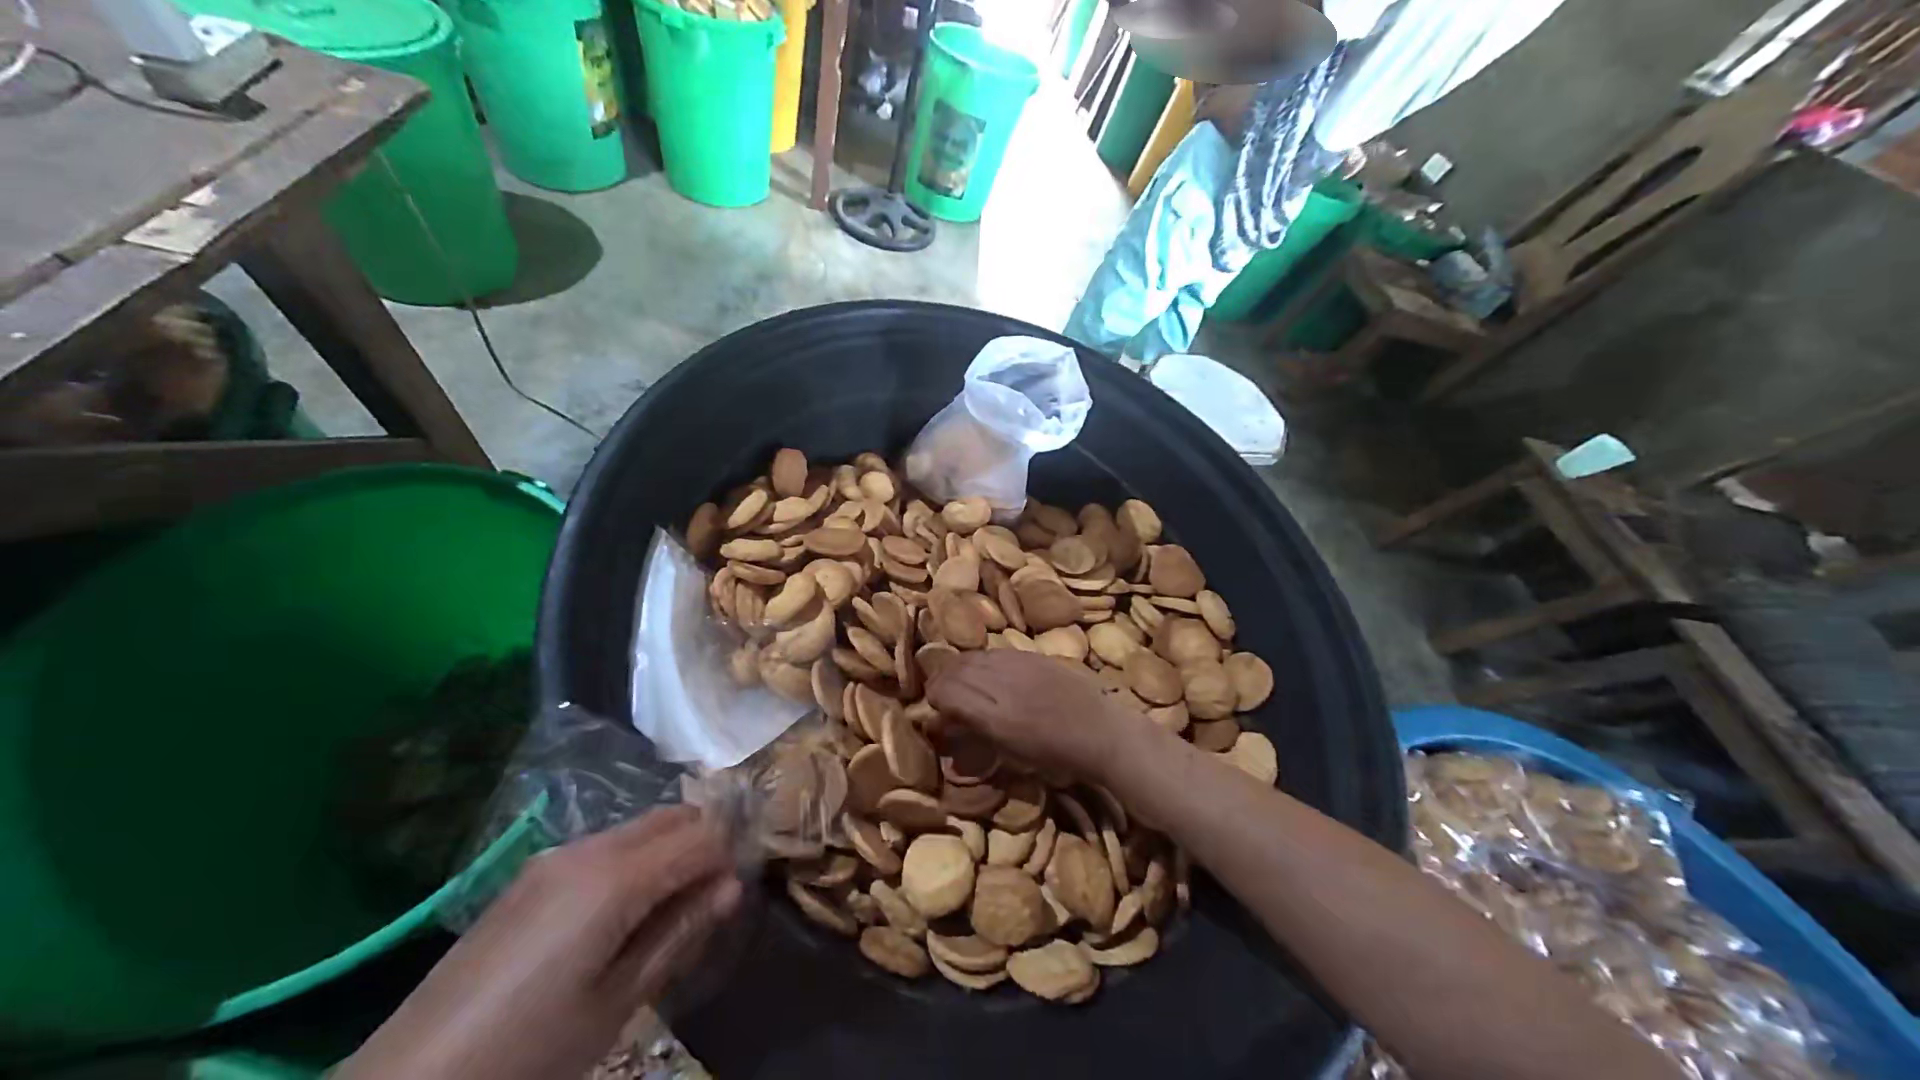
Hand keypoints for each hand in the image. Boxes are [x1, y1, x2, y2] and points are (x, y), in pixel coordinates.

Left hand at [336, 806, 742, 1079]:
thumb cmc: (529, 1051)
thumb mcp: (618, 1001)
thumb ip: (680, 932)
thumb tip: (732, 886)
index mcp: (615, 877)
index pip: (701, 834)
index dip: (730, 853)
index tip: (741, 890)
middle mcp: (588, 848)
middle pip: (672, 816)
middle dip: (704, 843)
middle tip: (711, 901)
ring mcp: (554, 857)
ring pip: (639, 829)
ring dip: (670, 852)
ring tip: (670, 914)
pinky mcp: (532, 874)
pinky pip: (605, 848)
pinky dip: (634, 863)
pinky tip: (623, 917)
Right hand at [926, 650, 1157, 783]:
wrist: (1101, 732)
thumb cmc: (1057, 756)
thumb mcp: (1010, 754)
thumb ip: (974, 733)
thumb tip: (944, 723)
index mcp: (996, 716)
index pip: (946, 691)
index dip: (934, 698)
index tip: (937, 710)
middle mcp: (1003, 685)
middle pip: (955, 669)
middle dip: (942, 681)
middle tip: (943, 696)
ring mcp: (1019, 665)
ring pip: (973, 657)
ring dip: (960, 669)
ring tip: (964, 684)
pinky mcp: (1033, 655)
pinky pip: (995, 652)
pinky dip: (983, 663)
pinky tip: (990, 676)